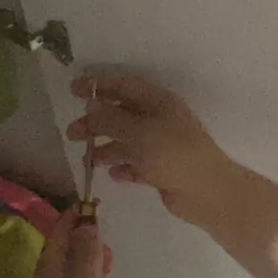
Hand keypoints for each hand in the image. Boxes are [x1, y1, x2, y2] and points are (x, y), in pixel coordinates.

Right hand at [67, 75, 238, 224]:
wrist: (206, 191)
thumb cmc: (172, 153)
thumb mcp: (137, 132)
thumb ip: (110, 119)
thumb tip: (91, 106)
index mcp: (157, 102)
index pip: (123, 86)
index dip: (98, 86)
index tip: (74, 90)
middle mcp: (158, 120)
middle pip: (120, 115)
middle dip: (95, 123)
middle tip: (71, 133)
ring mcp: (160, 146)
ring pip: (126, 142)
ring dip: (105, 148)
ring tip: (87, 161)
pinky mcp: (160, 170)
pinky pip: (136, 165)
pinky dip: (123, 168)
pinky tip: (113, 174)